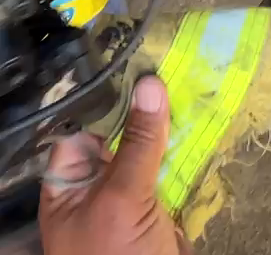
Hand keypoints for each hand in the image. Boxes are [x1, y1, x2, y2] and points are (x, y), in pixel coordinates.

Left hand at [39, 76, 189, 254]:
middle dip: (141, 104)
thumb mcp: (121, 200)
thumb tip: (150, 83)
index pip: (82, 125)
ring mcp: (129, 200)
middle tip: (165, 60)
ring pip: (148, 152)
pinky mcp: (161, 211)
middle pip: (119, 135)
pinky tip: (201, 116)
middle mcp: (96, 188)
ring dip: (167, 123)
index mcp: (68, 185)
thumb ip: (136, 144)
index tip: (130, 59)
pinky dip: (187, 150)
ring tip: (187, 75)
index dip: (105, 94)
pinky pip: (172, 172)